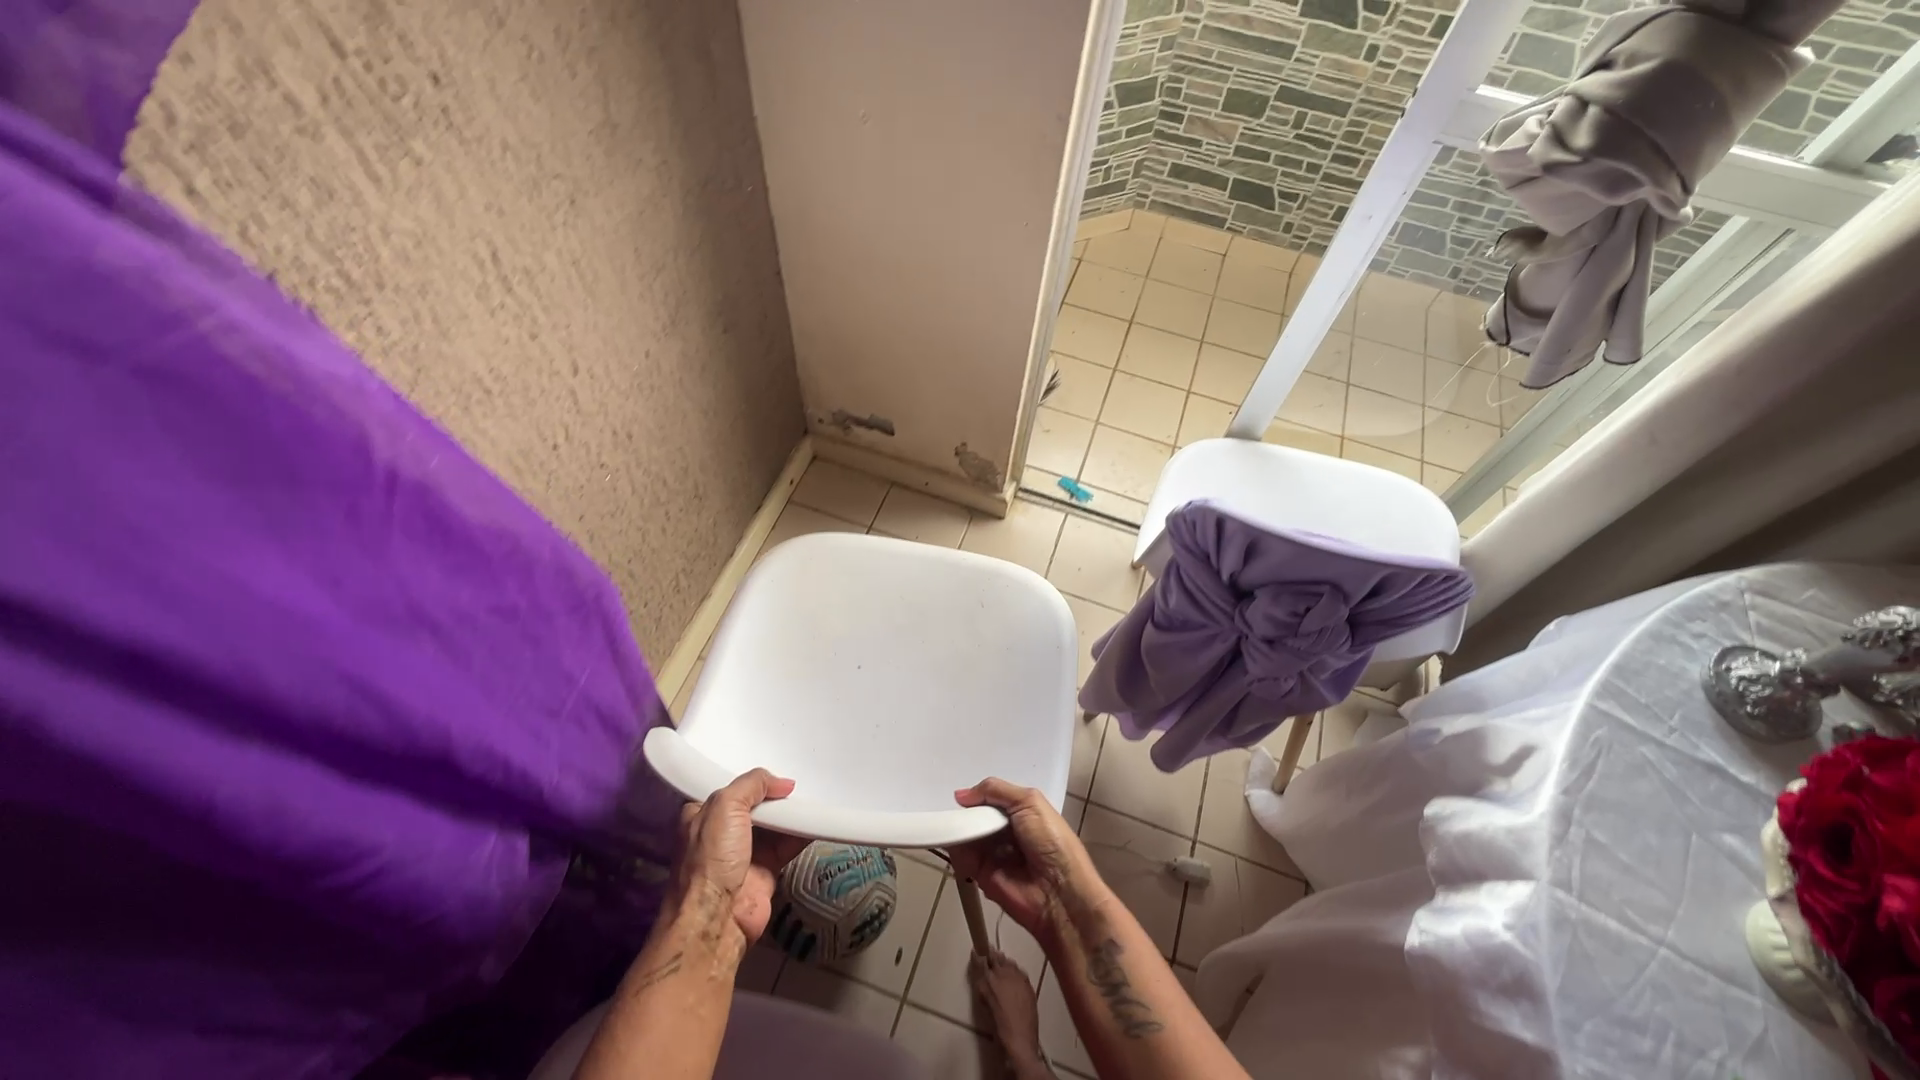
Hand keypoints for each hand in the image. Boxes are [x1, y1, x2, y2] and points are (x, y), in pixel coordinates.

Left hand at [674, 769, 806, 944]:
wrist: (717, 918)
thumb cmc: (712, 857)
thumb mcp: (725, 806)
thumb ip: (752, 784)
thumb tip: (784, 784)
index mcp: (702, 814)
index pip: (729, 787)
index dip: (752, 779)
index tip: (776, 765)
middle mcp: (722, 831)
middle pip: (755, 805)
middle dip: (775, 795)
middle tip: (801, 779)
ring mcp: (744, 852)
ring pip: (774, 824)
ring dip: (792, 812)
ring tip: (815, 793)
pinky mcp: (766, 869)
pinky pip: (788, 844)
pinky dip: (803, 832)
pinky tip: (818, 818)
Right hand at [947, 778, 1101, 941]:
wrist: (1059, 892)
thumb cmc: (1052, 841)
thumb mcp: (1030, 802)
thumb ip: (996, 791)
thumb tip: (962, 795)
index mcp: (1023, 813)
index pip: (993, 799)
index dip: (978, 796)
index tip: (961, 796)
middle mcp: (1007, 832)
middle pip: (977, 817)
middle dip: (966, 812)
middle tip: (954, 810)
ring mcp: (994, 853)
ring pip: (967, 835)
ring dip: (957, 828)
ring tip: (948, 822)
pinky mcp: (982, 873)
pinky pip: (962, 857)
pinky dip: (954, 847)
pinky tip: (950, 838)